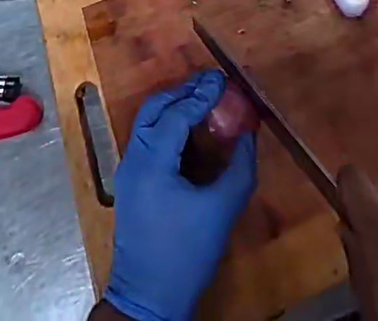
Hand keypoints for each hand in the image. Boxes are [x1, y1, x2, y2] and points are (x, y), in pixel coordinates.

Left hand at [100, 70, 258, 320]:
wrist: (146, 297)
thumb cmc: (185, 254)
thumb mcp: (220, 212)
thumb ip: (239, 170)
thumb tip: (249, 136)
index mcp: (152, 160)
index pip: (177, 114)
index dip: (201, 95)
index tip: (222, 80)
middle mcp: (134, 156)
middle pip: (154, 107)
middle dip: (183, 91)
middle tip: (211, 81)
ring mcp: (128, 168)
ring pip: (146, 120)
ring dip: (173, 104)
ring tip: (201, 97)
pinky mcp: (130, 180)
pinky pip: (146, 137)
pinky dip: (166, 122)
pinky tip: (188, 126)